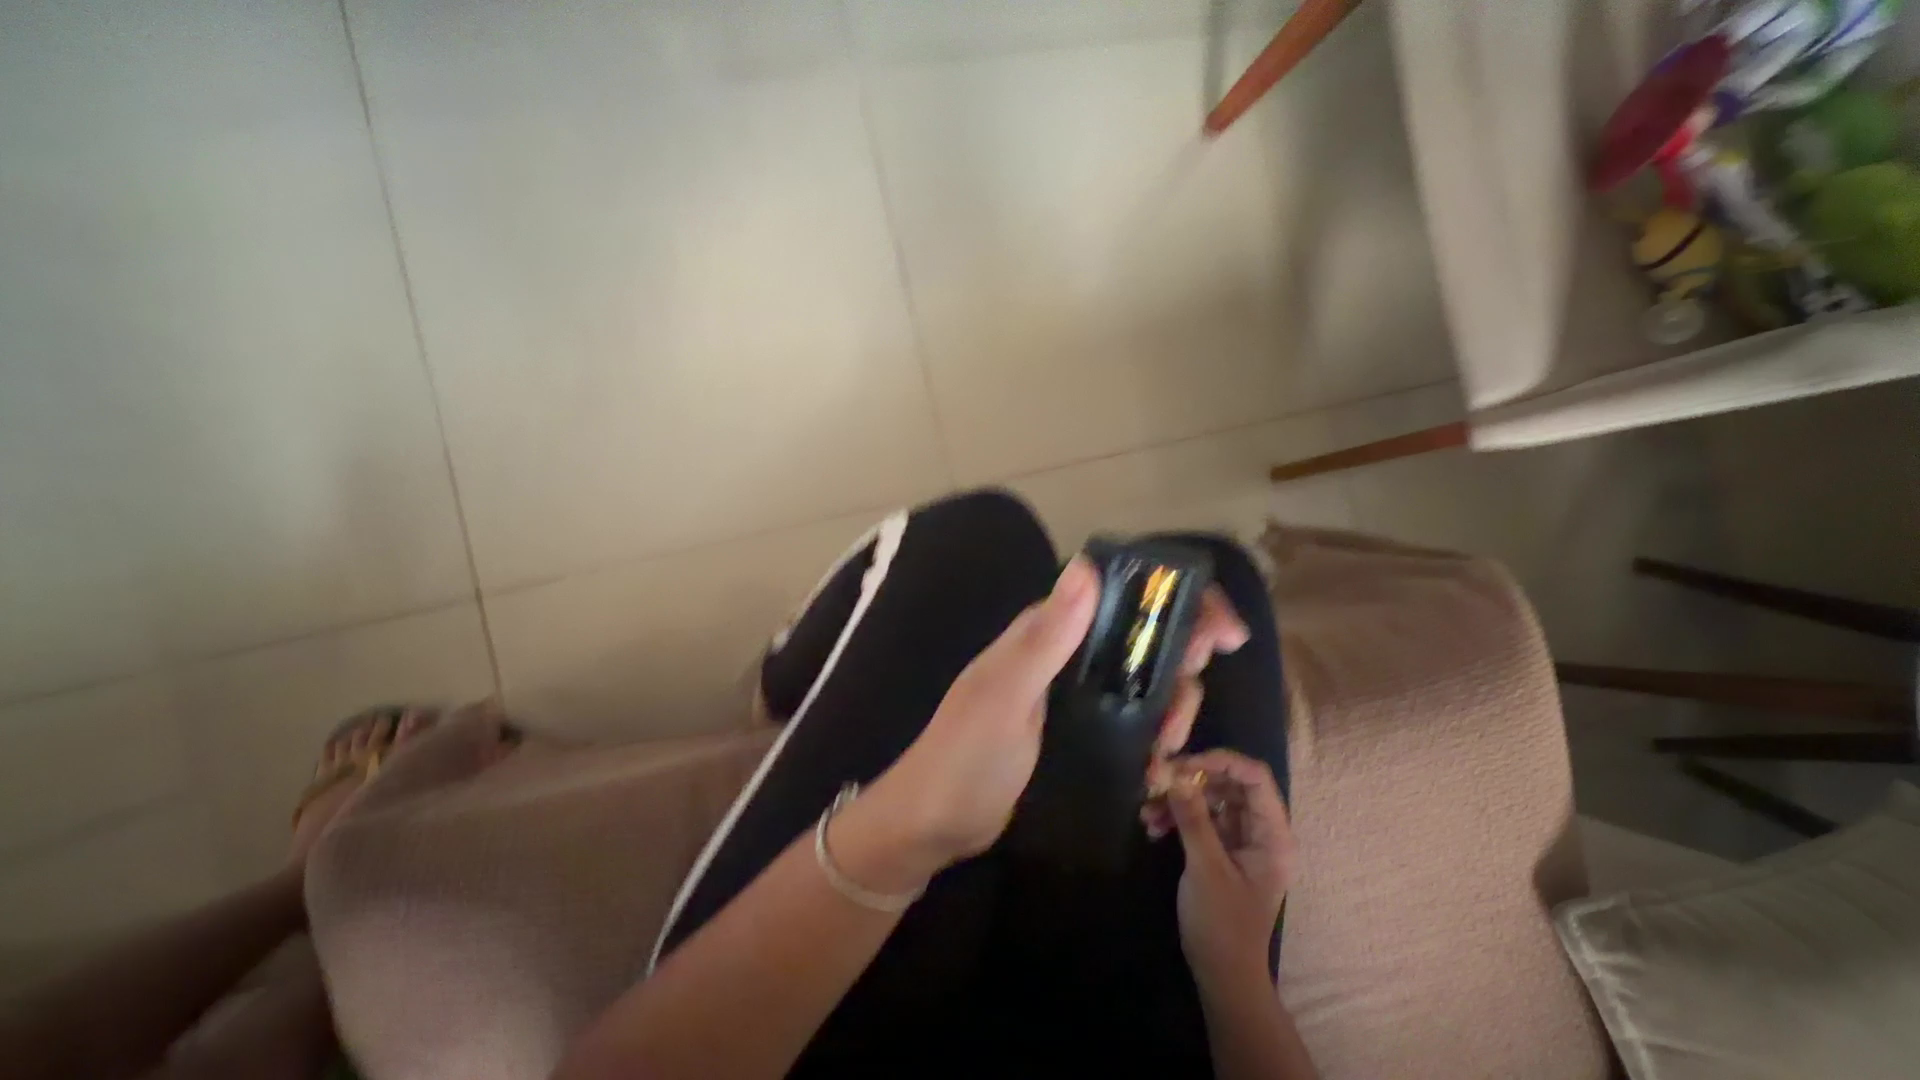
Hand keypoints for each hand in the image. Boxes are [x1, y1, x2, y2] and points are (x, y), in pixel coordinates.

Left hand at [868, 559, 1250, 872]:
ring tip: (1167, 747)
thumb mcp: (1005, 697)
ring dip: (1171, 706)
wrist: (931, 825)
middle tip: (1187, 707)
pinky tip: (1157, 765)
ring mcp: (1071, 697)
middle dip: (1181, 661)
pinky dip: (1154, 735)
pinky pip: (1132, 720)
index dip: (1177, 603)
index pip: (1121, 596)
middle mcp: (1062, 656)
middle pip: (1142, 638)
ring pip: (1144, 681)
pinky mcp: (1077, 735)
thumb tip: (1087, 566)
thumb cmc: (964, 757)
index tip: (1225, 632)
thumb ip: (1046, 637)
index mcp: (1045, 634)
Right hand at [1166, 750, 1294, 980]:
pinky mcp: (1223, 851)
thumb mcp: (1206, 869)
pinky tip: (1153, 828)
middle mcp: (1262, 832)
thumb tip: (1177, 775)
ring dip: (1179, 800)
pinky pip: (1202, 820)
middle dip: (1192, 780)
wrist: (1223, 974)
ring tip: (1147, 812)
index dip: (1220, 761)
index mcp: (1274, 835)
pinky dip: (1178, 818)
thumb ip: (1194, 819)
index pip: (1255, 778)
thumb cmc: (1223, 924)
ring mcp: (1242, 841)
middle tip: (1156, 781)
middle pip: (1230, 785)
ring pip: (1212, 800)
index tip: (1181, 762)